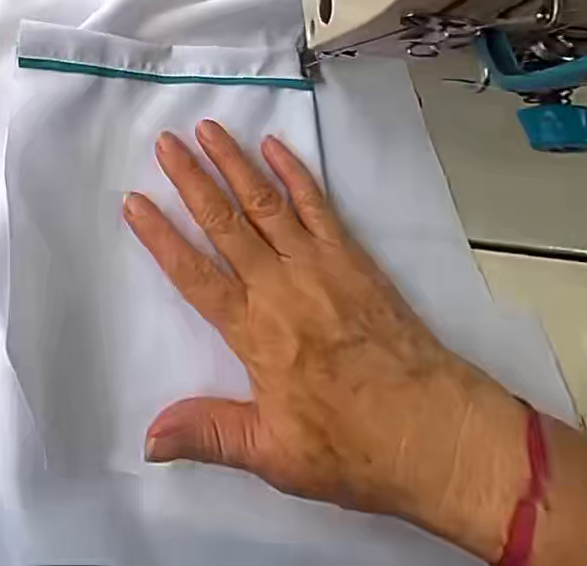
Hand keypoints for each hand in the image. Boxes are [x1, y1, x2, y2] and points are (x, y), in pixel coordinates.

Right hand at [123, 123, 529, 559]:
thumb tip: (147, 439)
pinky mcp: (354, 261)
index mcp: (255, 331)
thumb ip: (209, 435)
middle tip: (164, 141)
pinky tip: (276, 147)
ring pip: (266, 204)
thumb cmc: (358, 449)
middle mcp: (281, 288)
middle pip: (225, 223)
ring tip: (208, 129)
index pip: (193, 272)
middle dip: (190, 179)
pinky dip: (296, 175)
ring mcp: (320, 267)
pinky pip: (319, 208)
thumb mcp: (277, 456)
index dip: (159, 236)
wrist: (454, 443)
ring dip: (234, 163)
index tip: (132, 200)